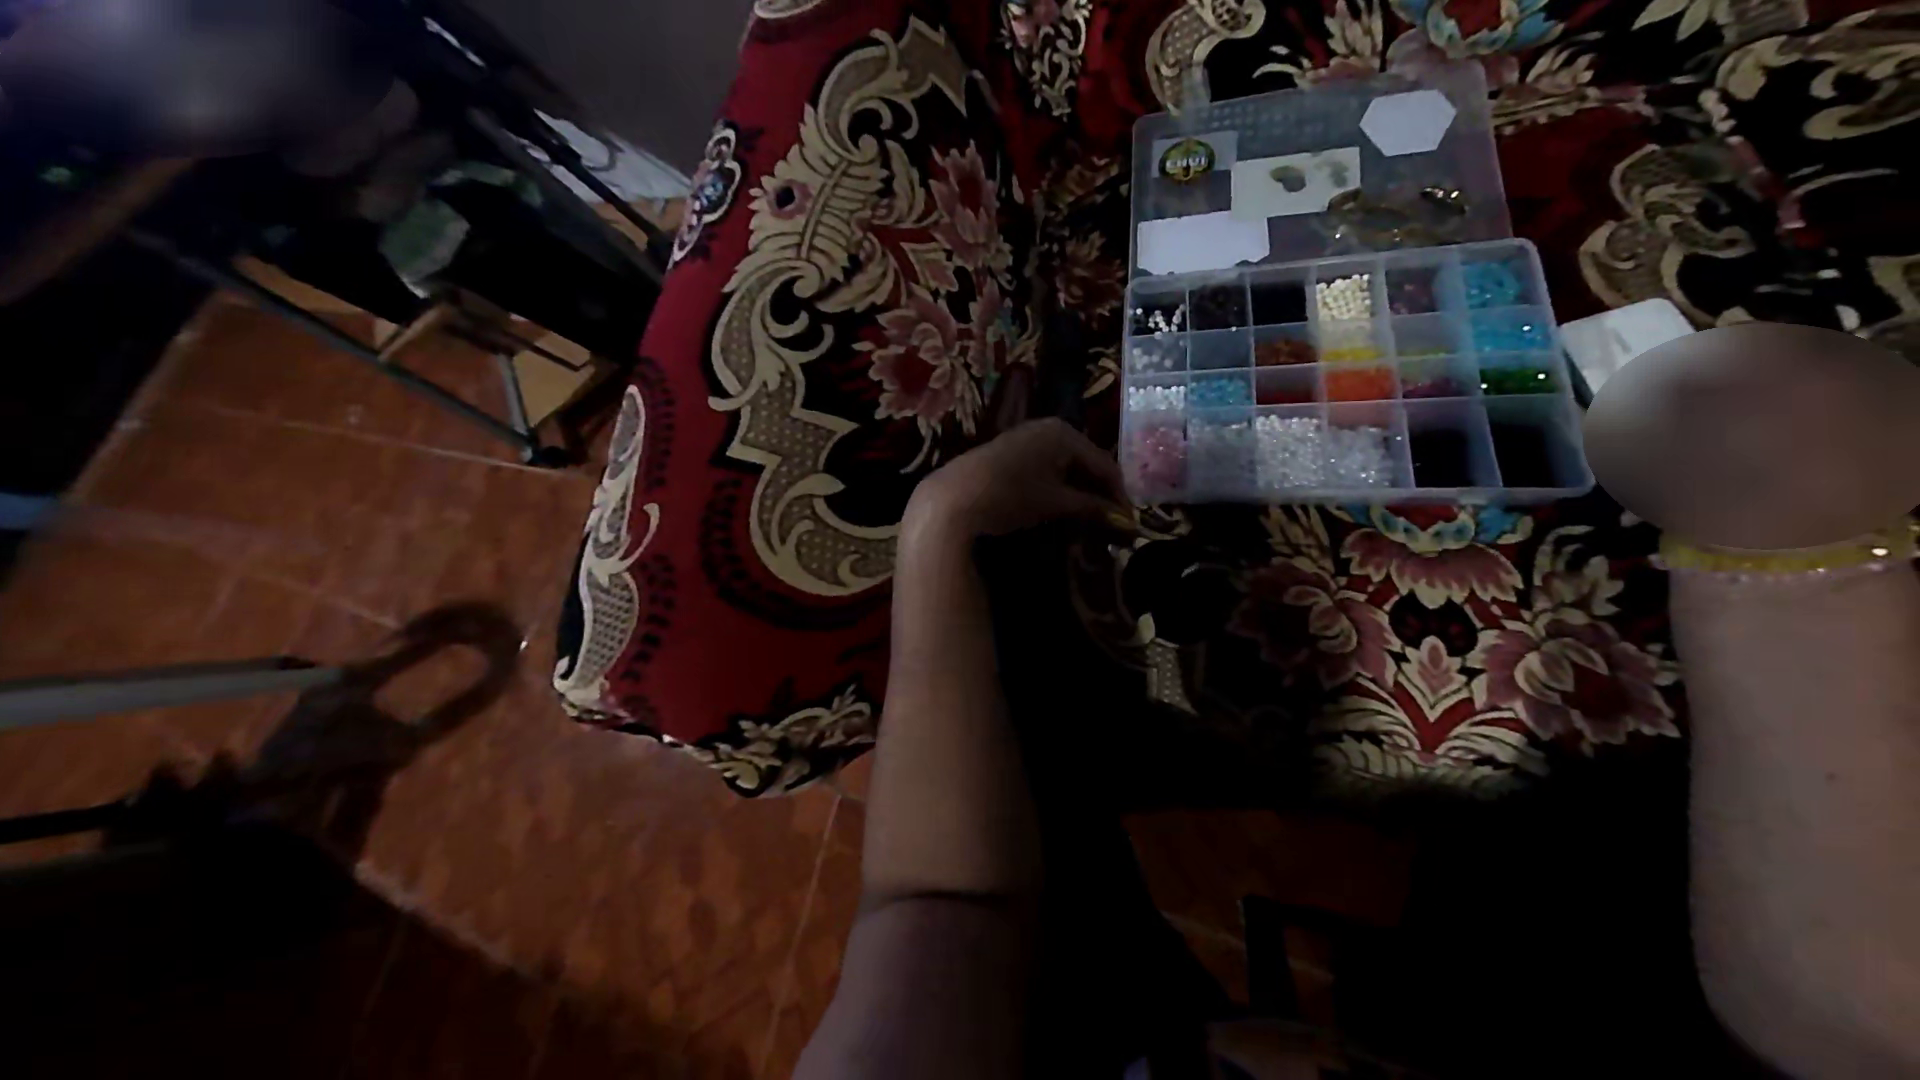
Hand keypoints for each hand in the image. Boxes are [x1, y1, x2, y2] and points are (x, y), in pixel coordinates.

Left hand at [902, 419, 1133, 551]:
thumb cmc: (1010, 496)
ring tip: (1089, 522)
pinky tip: (1060, 511)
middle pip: (1085, 464)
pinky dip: (1058, 491)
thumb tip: (1126, 522)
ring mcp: (1026, 440)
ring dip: (1079, 495)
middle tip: (1111, 525)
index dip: (1119, 496)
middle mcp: (1047, 429)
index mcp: (1064, 433)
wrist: (953, 499)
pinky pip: (1046, 471)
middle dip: (1099, 495)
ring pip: (1065, 469)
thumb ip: (1093, 508)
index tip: (1129, 524)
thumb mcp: (1056, 503)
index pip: (1104, 464)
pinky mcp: (1008, 455)